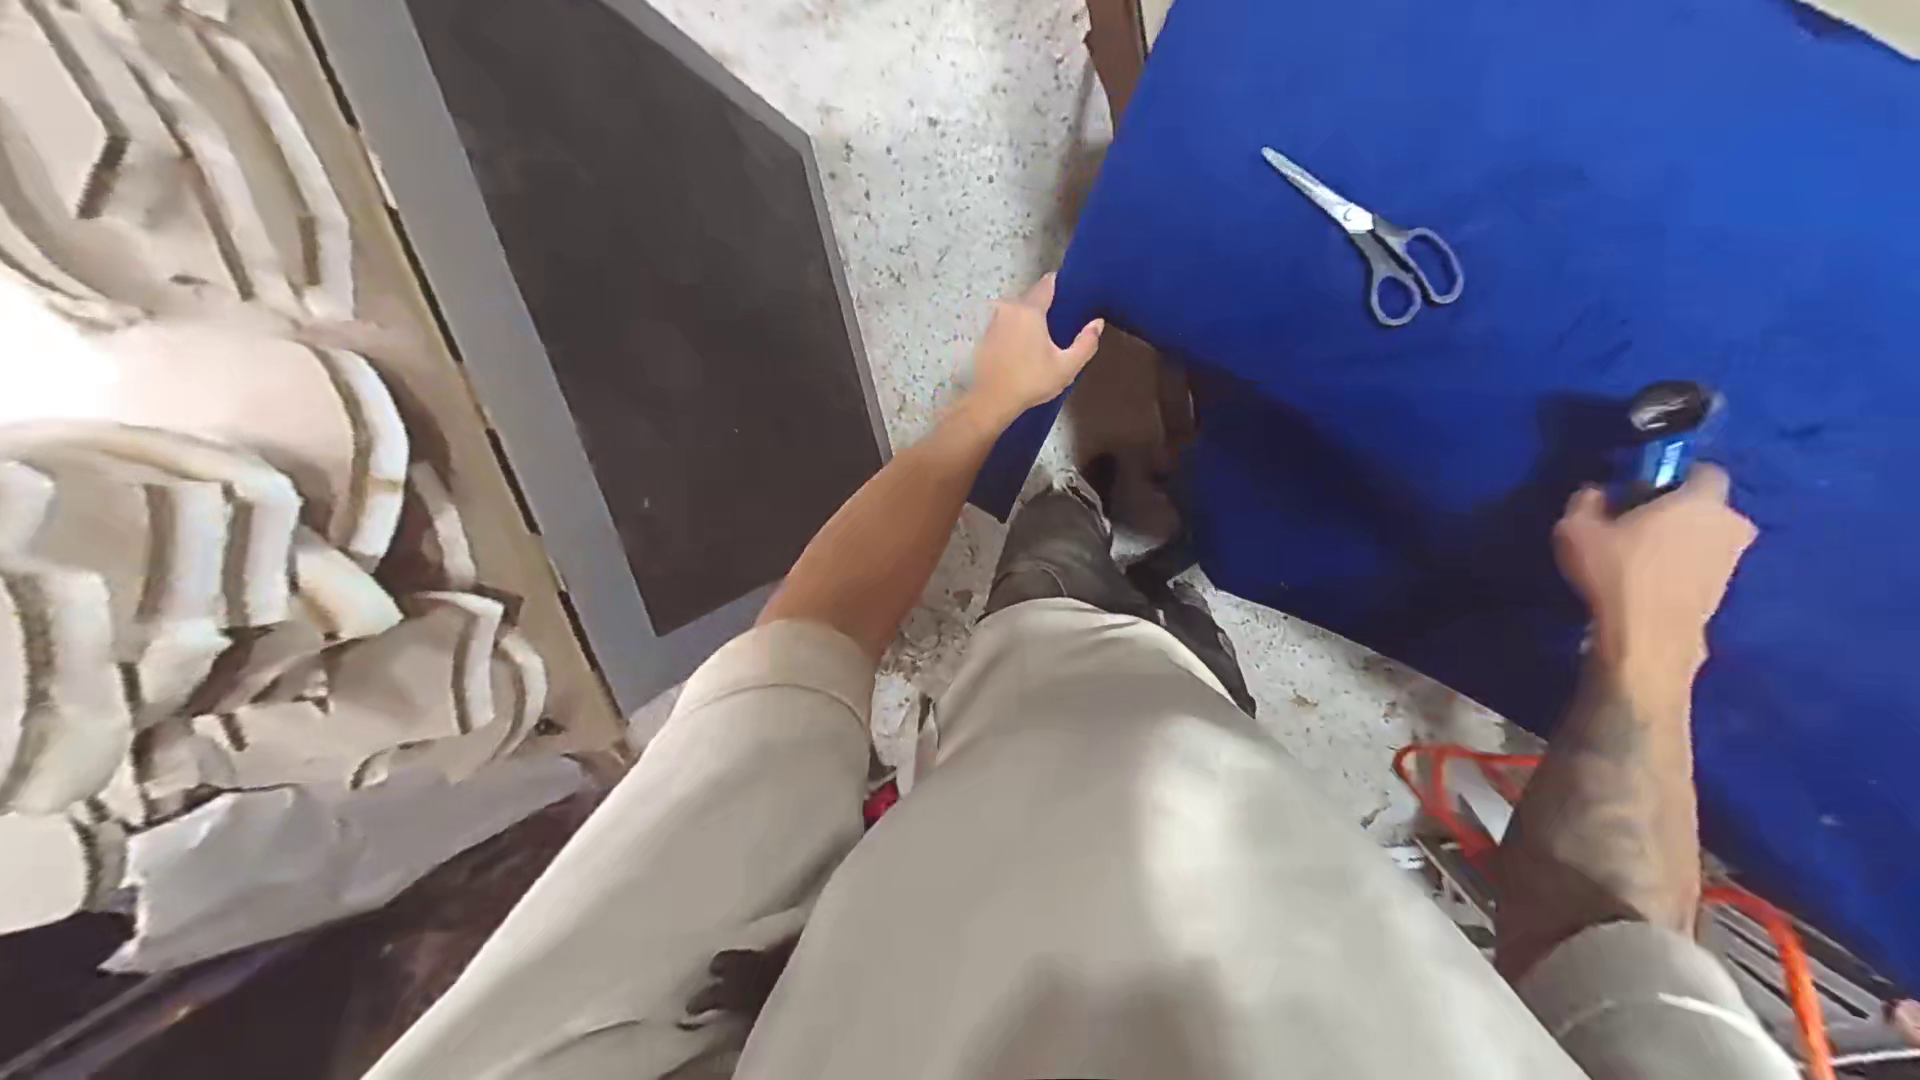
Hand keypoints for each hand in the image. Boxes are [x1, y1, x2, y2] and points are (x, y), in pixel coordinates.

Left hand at [962, 274, 1103, 426]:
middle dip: (1045, 307)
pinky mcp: (983, 336)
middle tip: (1059, 323)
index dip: (1061, 286)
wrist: (990, 401)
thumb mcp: (1066, 367)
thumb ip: (1086, 343)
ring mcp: (992, 321)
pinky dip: (1013, 331)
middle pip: (1031, 297)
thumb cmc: (1030, 382)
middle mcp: (1008, 308)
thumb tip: (1097, 323)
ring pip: (1016, 311)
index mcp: (1029, 310)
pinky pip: (1004, 324)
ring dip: (1028, 320)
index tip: (1071, 297)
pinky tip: (1021, 349)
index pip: (1047, 283)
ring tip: (1041, 338)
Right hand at [1555, 464, 1756, 680]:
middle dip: (1674, 509)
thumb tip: (1596, 490)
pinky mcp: (1725, 585)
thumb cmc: (1614, 569)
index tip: (1641, 486)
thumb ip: (1586, 501)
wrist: (1647, 631)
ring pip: (1704, 534)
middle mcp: (1730, 522)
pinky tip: (1646, 575)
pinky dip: (1679, 562)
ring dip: (1678, 537)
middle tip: (1633, 521)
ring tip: (1636, 553)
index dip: (1674, 474)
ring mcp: (1734, 557)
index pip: (1704, 470)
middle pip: (1704, 505)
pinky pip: (1702, 560)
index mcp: (1701, 500)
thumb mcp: (1575, 529)